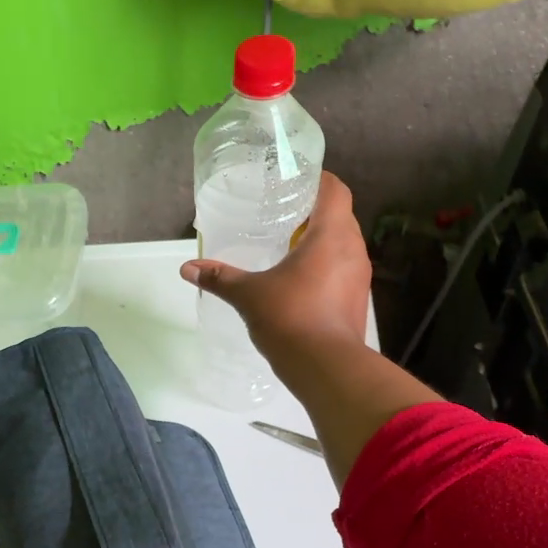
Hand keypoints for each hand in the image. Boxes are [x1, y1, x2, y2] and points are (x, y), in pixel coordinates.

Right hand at [179, 171, 370, 358]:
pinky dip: (325, 266)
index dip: (318, 179)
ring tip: (289, 246)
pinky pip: (342, 270)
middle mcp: (352, 249)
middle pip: (339, 215)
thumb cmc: (290, 318)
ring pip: (342, 244)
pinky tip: (300, 279)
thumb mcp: (249, 295)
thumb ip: (220, 278)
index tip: (295, 181)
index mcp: (331, 235)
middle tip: (283, 214)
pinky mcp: (357, 300)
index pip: (335, 189)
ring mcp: (359, 276)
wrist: (326, 368)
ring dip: (320, 241)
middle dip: (314, 212)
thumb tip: (187, 269)